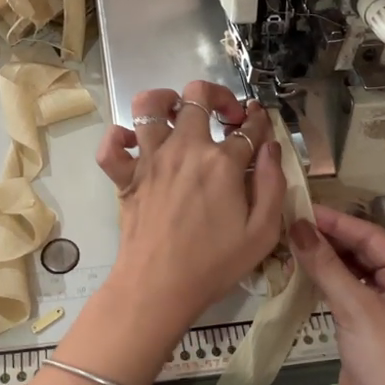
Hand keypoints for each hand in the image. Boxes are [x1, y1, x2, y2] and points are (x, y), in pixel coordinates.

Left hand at [93, 81, 284, 333]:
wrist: (158, 288)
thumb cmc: (214, 265)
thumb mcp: (262, 233)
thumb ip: (272, 185)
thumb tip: (270, 148)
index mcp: (222, 162)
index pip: (248, 127)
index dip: (259, 120)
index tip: (260, 123)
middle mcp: (185, 149)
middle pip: (198, 96)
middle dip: (217, 96)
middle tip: (226, 117)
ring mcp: (151, 160)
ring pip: (148, 105)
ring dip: (165, 100)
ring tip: (178, 114)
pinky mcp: (126, 176)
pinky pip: (111, 145)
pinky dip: (119, 138)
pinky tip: (135, 145)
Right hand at [293, 206, 384, 384]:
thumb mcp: (355, 309)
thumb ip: (326, 266)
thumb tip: (298, 227)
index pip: (374, 238)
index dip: (338, 223)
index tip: (303, 208)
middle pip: (364, 252)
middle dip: (330, 239)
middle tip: (292, 222)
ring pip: (354, 272)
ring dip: (325, 259)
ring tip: (291, 241)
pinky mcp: (368, 326)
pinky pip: (347, 292)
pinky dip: (326, 281)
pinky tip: (302, 270)